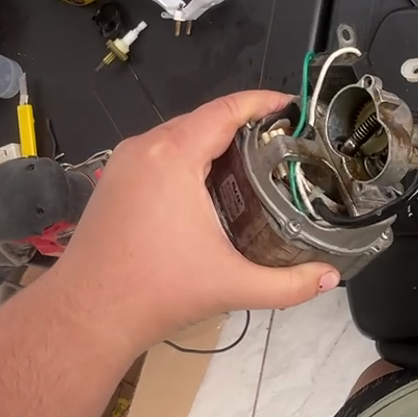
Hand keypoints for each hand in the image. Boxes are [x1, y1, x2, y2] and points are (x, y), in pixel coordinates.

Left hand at [42, 91, 338, 354]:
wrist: (87, 314)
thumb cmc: (156, 292)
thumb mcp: (232, 285)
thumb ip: (289, 284)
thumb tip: (331, 279)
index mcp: (174, 156)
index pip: (225, 109)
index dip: (262, 102)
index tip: (293, 106)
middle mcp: (146, 148)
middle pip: (204, 119)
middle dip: (245, 125)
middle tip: (284, 144)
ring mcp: (125, 163)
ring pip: (179, 136)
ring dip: (216, 142)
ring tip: (256, 162)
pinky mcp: (114, 182)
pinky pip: (159, 154)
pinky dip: (190, 158)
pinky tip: (212, 186)